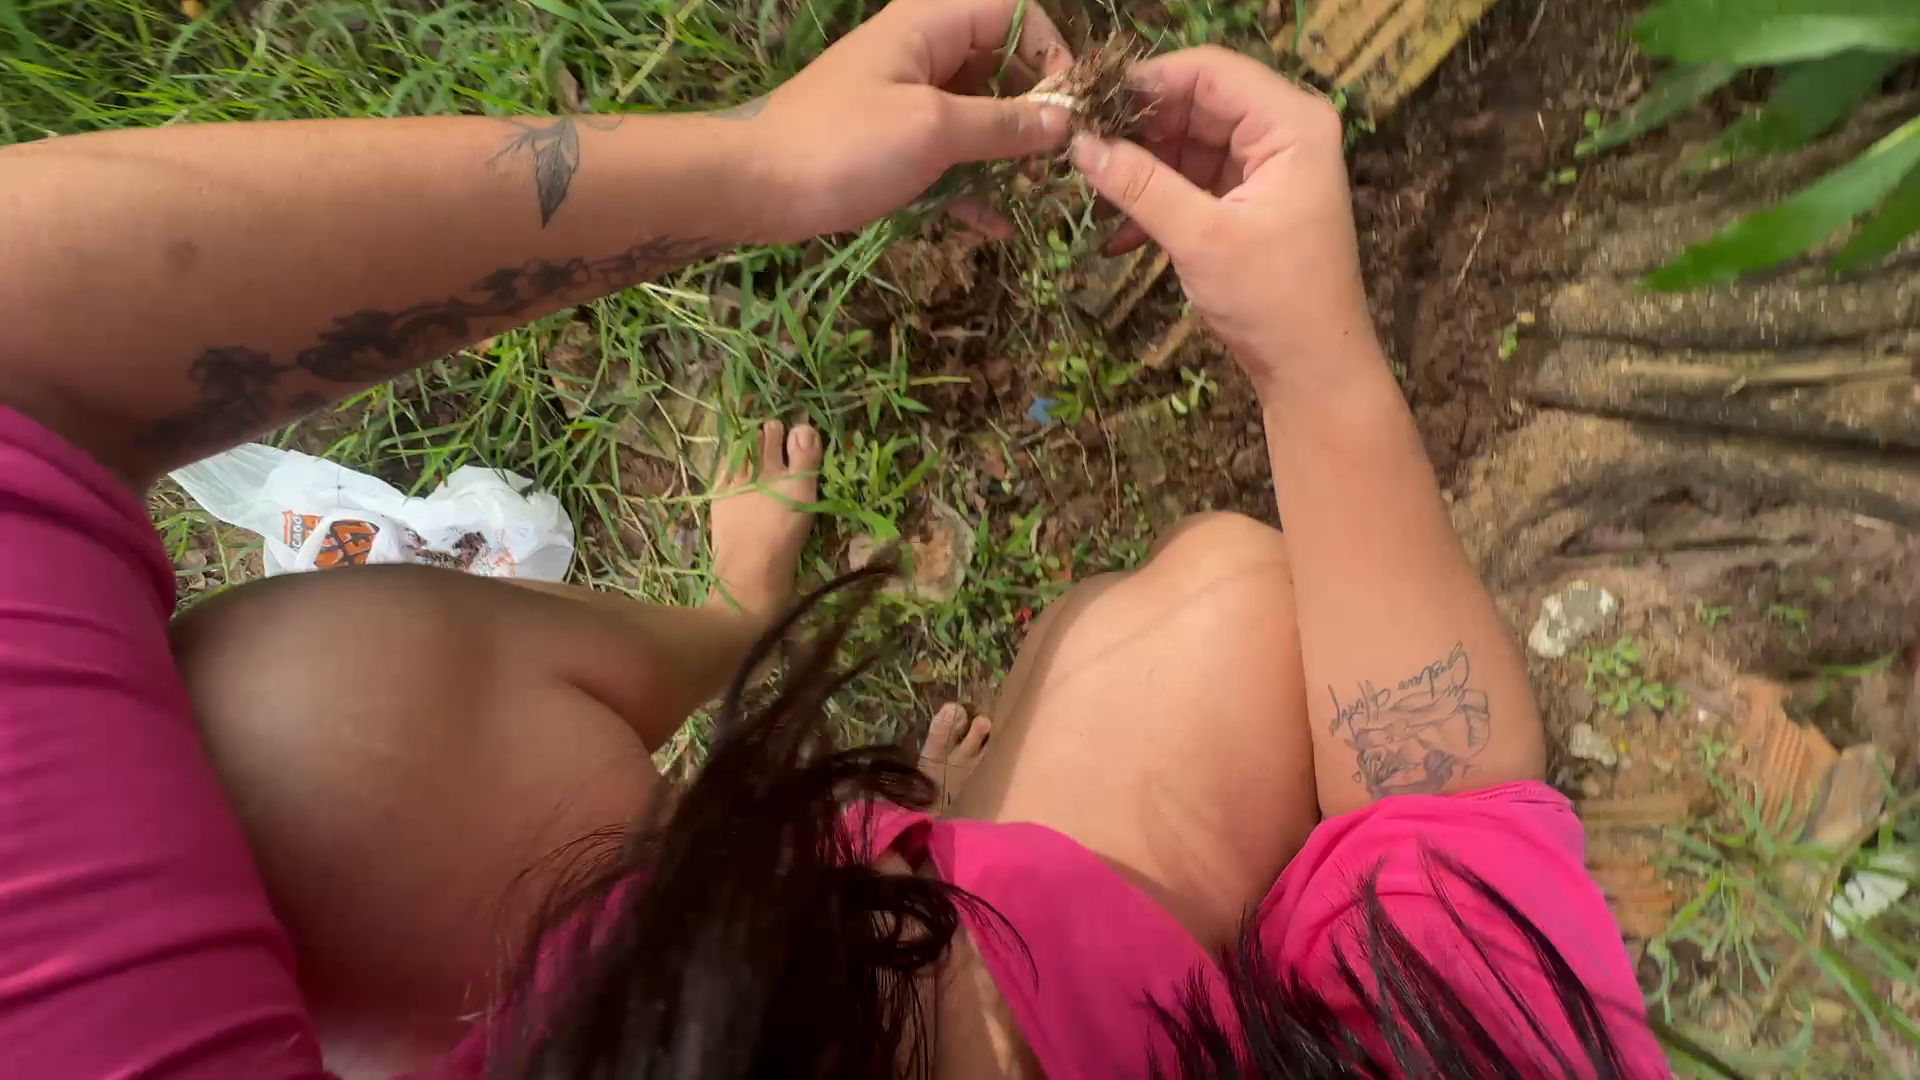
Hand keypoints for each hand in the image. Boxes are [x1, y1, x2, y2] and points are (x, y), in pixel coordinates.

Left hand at [741, 0, 1074, 241]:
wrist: (763, 188)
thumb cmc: (847, 145)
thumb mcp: (934, 130)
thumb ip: (1003, 124)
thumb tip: (1064, 120)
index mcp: (931, 23)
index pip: (1013, 11)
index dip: (1050, 52)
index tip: (1068, 106)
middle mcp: (925, 54)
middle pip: (1001, 66)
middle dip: (1033, 109)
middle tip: (1058, 157)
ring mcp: (910, 104)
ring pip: (978, 117)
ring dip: (1009, 153)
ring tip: (1036, 191)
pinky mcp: (898, 149)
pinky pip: (950, 159)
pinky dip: (973, 187)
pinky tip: (999, 224)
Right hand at [1069, 47, 1377, 399]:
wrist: (1308, 366)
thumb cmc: (1269, 298)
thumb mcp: (1201, 238)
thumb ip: (1141, 187)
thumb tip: (1081, 147)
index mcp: (1289, 123)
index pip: (1209, 72)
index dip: (1146, 84)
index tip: (1088, 109)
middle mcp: (1280, 135)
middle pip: (1196, 109)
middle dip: (1139, 134)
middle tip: (1082, 156)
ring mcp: (1263, 173)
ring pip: (1188, 151)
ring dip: (1142, 176)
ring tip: (1094, 200)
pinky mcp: (1247, 208)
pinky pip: (1193, 190)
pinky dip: (1158, 208)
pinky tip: (1119, 239)